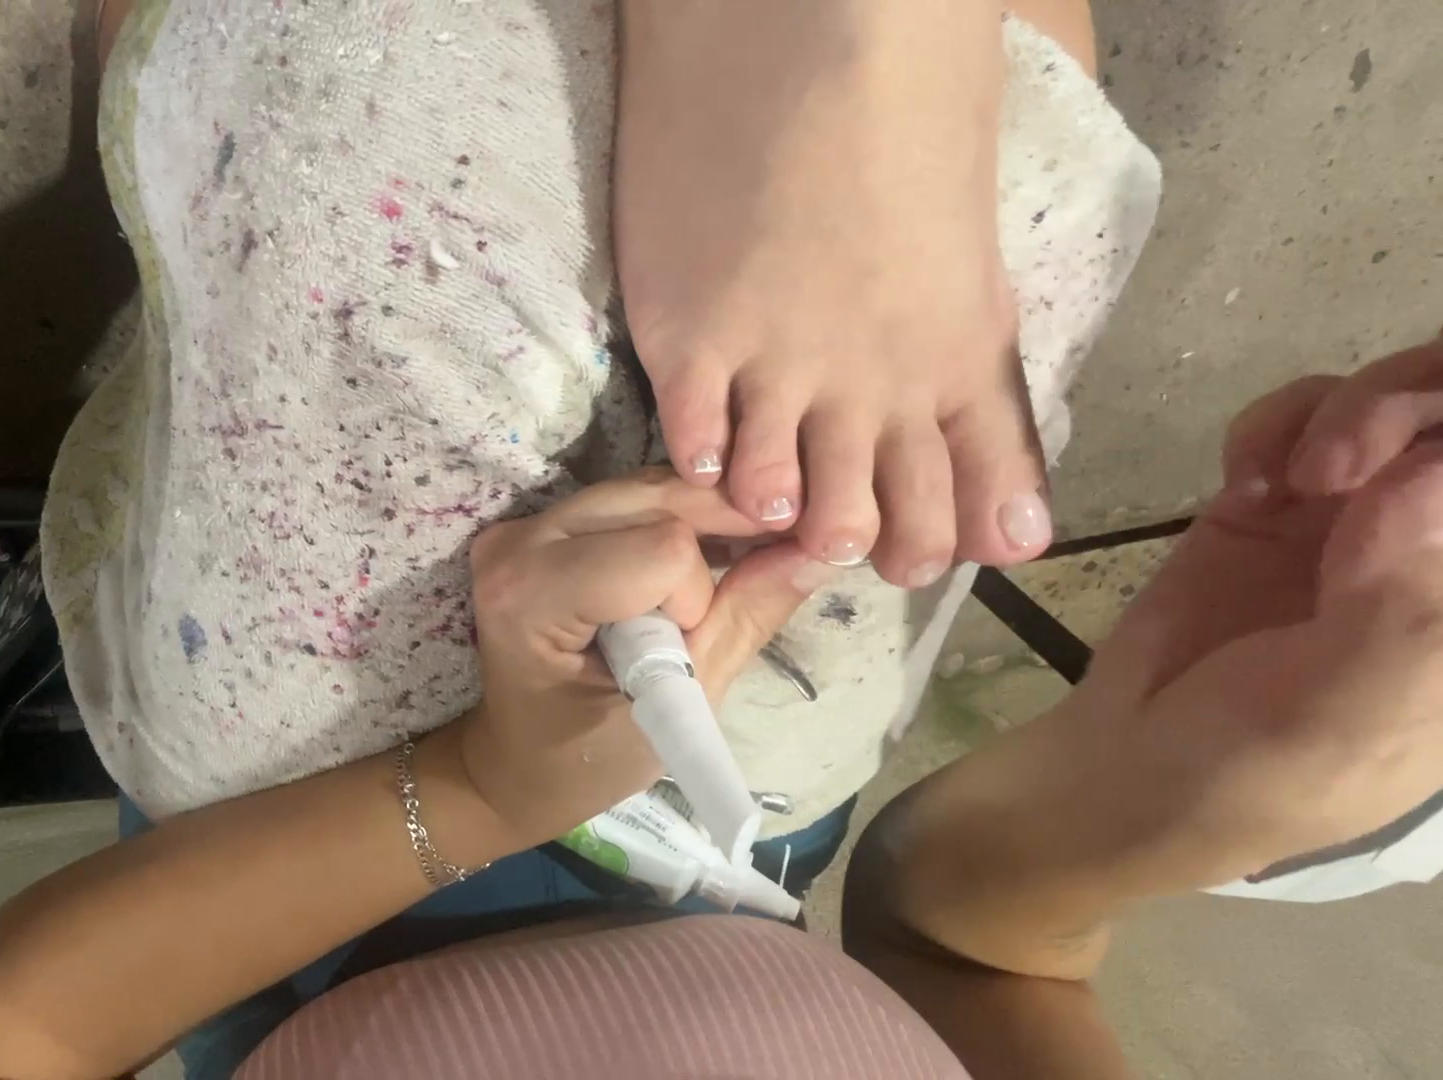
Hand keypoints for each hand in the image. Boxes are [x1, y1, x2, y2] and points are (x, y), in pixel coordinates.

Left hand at [458, 469, 837, 845]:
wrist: (514, 762)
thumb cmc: (585, 759)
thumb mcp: (676, 708)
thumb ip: (743, 619)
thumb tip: (819, 551)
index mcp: (531, 595)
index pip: (660, 551)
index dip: (696, 594)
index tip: (685, 643)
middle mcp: (516, 543)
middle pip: (654, 499)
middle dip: (717, 529)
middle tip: (768, 560)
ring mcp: (520, 528)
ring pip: (643, 490)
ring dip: (699, 522)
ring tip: (735, 563)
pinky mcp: (535, 526)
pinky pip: (624, 501)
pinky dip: (672, 522)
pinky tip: (703, 553)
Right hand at [614, 0, 1047, 587]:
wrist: (797, 28)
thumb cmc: (903, 102)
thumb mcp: (968, 233)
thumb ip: (962, 336)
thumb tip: (950, 395)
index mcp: (955, 350)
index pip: (971, 486)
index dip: (957, 532)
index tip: (937, 551)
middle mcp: (869, 382)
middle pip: (870, 516)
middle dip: (866, 544)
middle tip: (843, 534)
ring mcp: (771, 369)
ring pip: (777, 501)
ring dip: (777, 509)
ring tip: (771, 490)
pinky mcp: (687, 346)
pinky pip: (693, 447)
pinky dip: (700, 460)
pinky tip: (703, 445)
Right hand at [863, 342, 1442, 984]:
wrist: (1120, 763)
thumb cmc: (1249, 768)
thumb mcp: (1347, 715)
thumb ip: (1403, 606)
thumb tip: (1428, 475)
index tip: (1408, 471)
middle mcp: (1437, 554)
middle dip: (1416, 407)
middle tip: (1334, 464)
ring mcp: (1352, 523)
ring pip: (1389, 406)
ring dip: (1340, 414)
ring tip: (1277, 482)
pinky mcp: (1263, 510)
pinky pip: (1293, 424)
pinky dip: (1271, 428)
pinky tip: (1241, 483)